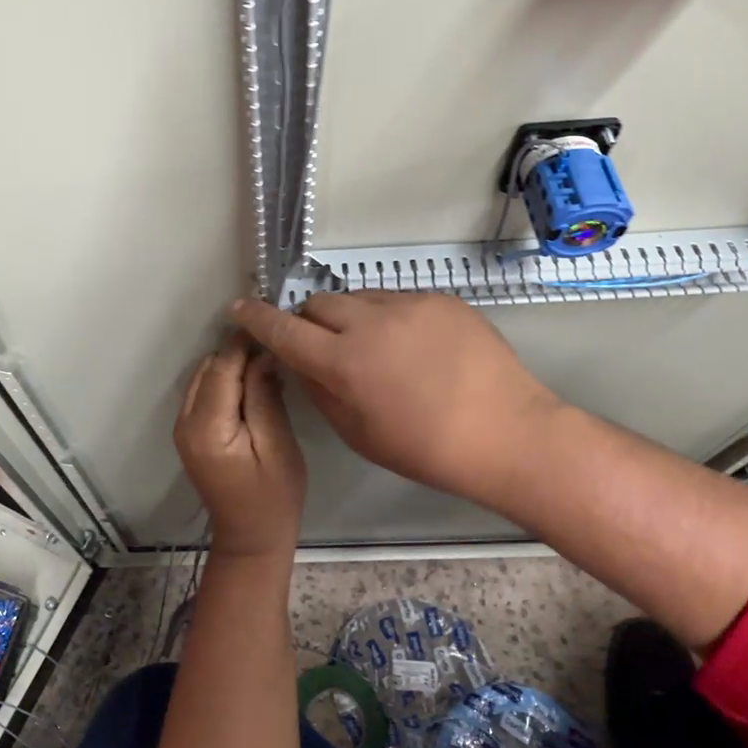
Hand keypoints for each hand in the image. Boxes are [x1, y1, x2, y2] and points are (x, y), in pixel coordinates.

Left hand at [174, 334, 307, 555]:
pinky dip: (225, 382)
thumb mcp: (277, 446)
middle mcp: (186, 422)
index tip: (272, 326)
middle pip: (209, 368)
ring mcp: (184, 429)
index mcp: (207, 426)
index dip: (245, 344)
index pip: (222, 368)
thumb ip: (264, 397)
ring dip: (231, 366)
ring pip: (204, 377)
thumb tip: (262, 354)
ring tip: (267, 364)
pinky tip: (252, 386)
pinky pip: (204, 393)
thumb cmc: (274, 497)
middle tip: (275, 348)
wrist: (251, 539)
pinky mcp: (190, 434)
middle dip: (238, 354)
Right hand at [228, 292, 570, 507]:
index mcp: (344, 362)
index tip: (240, 308)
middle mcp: (370, 322)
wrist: (508, 433)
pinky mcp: (439, 299)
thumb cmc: (427, 449)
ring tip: (375, 349)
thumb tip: (299, 362)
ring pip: (357, 298)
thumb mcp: (359, 434)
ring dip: (350, 318)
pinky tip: (412, 347)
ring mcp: (408, 305)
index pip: (283, 329)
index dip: (257, 319)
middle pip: (317, 303)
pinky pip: (395, 300)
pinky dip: (388, 317)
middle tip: (324, 347)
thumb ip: (320, 391)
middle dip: (309, 320)